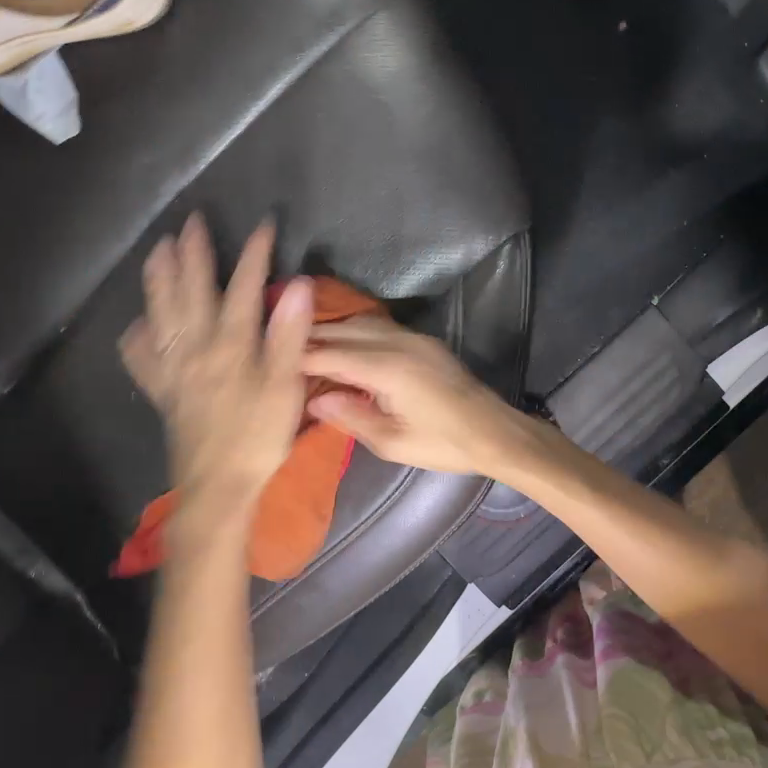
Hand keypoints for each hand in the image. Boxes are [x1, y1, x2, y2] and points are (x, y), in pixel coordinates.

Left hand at [119, 216, 312, 501]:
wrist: (218, 486)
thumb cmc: (258, 437)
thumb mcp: (285, 387)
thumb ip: (288, 335)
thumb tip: (297, 285)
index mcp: (231, 344)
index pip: (243, 288)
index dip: (252, 254)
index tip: (261, 225)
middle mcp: (196, 348)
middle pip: (190, 291)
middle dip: (192, 253)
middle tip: (190, 222)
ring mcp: (174, 369)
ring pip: (160, 313)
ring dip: (158, 277)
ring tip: (157, 249)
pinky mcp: (163, 391)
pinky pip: (142, 356)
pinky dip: (137, 334)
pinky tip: (139, 324)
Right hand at [300, 315, 540, 476]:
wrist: (494, 431)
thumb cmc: (444, 444)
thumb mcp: (392, 442)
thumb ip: (351, 417)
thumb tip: (316, 401)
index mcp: (388, 368)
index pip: (331, 354)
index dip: (300, 357)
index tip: (273, 362)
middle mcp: (399, 343)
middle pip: (344, 330)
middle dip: (311, 338)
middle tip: (280, 349)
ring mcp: (414, 339)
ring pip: (362, 323)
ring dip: (333, 332)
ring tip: (306, 347)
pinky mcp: (425, 342)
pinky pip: (380, 328)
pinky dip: (355, 333)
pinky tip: (344, 348)